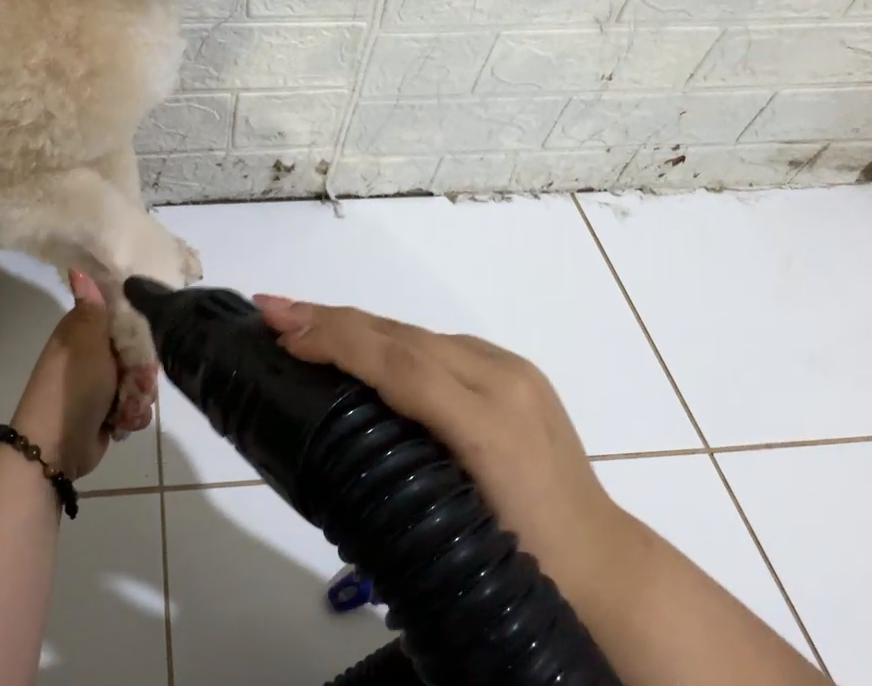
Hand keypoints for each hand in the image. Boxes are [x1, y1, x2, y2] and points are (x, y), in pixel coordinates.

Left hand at [11, 270, 123, 480]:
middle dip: (143, 369)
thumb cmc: (72, 387)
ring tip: (126, 407)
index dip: (138, 325)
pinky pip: (135, 407)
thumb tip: (76, 267)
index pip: (122, 315)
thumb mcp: (86, 341)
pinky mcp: (109, 412)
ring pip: (140, 381)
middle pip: (138, 351)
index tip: (145, 337)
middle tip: (136, 379)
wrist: (55, 447)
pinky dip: (131, 416)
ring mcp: (101, 386)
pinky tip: (121, 423)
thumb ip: (93, 307)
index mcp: (83, 332)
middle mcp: (93, 356)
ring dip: (139, 396)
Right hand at [252, 296, 628, 598]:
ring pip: (415, 333)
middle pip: (401, 334)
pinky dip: (385, 337)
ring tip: (297, 320)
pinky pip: (435, 344)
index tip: (281, 335)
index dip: (336, 341)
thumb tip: (330, 437)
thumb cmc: (522, 561)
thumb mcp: (449, 526)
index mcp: (488, 422)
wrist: (603, 564)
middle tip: (268, 309)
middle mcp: (501, 378)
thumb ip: (396, 474)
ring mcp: (509, 369)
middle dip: (329, 318)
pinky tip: (355, 340)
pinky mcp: (512, 370)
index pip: (399, 362)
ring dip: (352, 324)